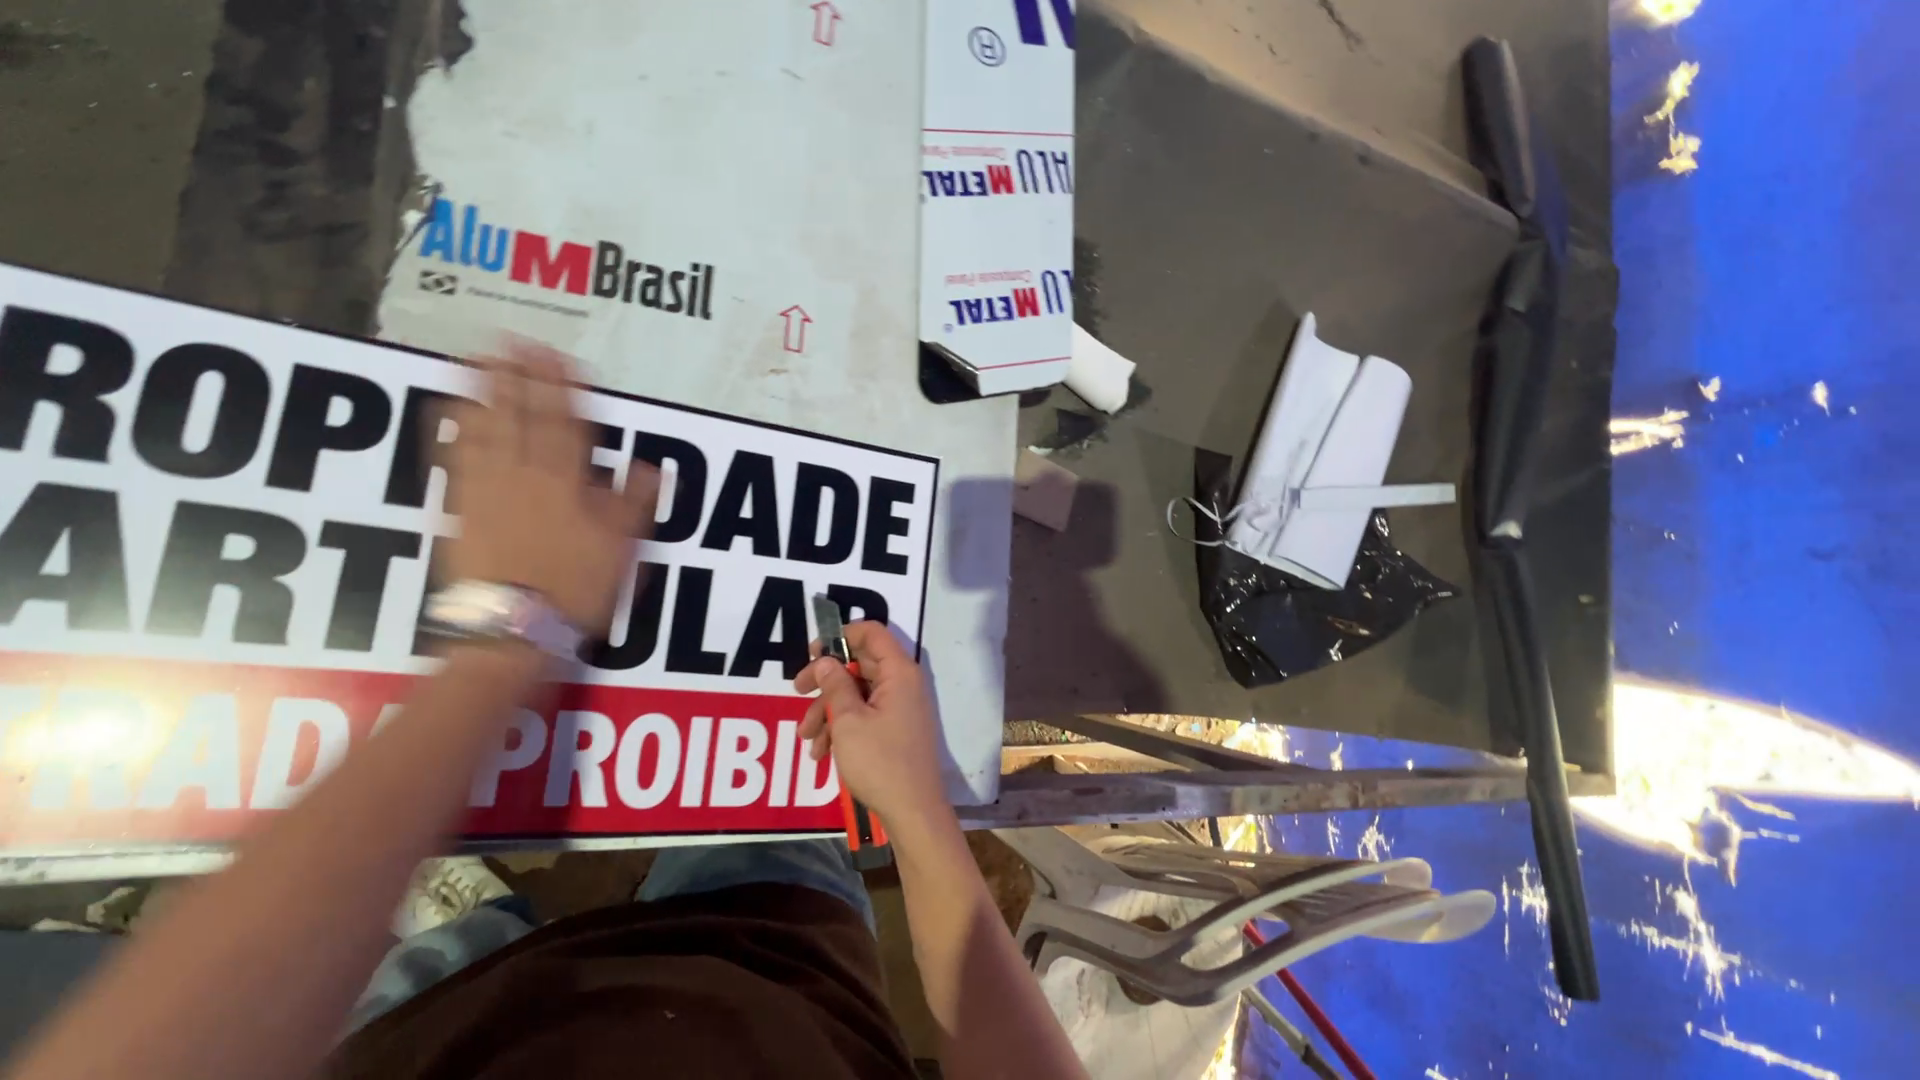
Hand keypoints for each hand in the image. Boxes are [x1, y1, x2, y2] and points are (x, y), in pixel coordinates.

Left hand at [443, 339, 658, 631]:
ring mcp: (487, 490)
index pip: (565, 425)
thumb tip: (653, 467)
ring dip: (482, 391)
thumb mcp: (619, 549)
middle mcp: (524, 477)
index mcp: (566, 484)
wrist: (510, 627)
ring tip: (477, 359)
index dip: (561, 388)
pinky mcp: (459, 510)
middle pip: (521, 417)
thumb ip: (632, 504)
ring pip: (485, 429)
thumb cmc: (573, 590)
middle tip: (511, 340)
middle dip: (518, 376)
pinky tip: (446, 411)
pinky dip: (451, 430)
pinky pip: (454, 458)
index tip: (556, 356)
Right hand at [793, 621, 950, 831]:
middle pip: (859, 664)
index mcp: (898, 672)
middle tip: (796, 692)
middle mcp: (903, 684)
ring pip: (857, 693)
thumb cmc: (880, 761)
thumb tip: (825, 660)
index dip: (840, 635)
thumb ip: (834, 684)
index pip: (871, 632)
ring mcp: (900, 707)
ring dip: (828, 710)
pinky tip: (822, 752)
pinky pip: (865, 715)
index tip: (812, 652)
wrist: (912, 811)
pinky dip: (842, 727)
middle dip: (825, 681)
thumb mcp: (848, 721)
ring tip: (807, 738)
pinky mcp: (896, 729)